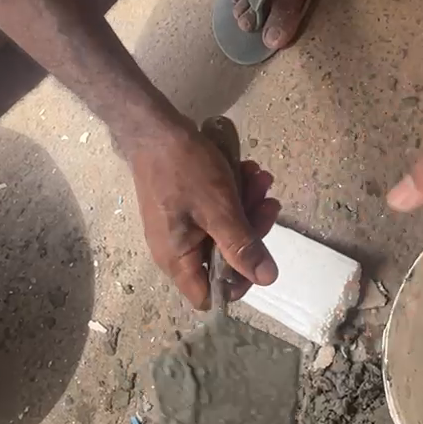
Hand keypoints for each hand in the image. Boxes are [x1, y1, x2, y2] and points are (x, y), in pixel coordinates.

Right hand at [124, 119, 281, 308]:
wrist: (155, 128)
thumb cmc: (184, 170)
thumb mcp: (219, 209)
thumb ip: (242, 246)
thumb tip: (267, 279)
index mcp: (178, 259)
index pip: (209, 295)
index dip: (238, 281)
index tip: (259, 253)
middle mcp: (177, 249)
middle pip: (224, 258)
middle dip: (251, 227)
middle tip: (267, 199)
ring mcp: (182, 226)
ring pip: (224, 229)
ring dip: (246, 204)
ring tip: (260, 177)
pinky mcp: (187, 205)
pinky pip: (216, 209)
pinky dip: (234, 193)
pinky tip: (247, 170)